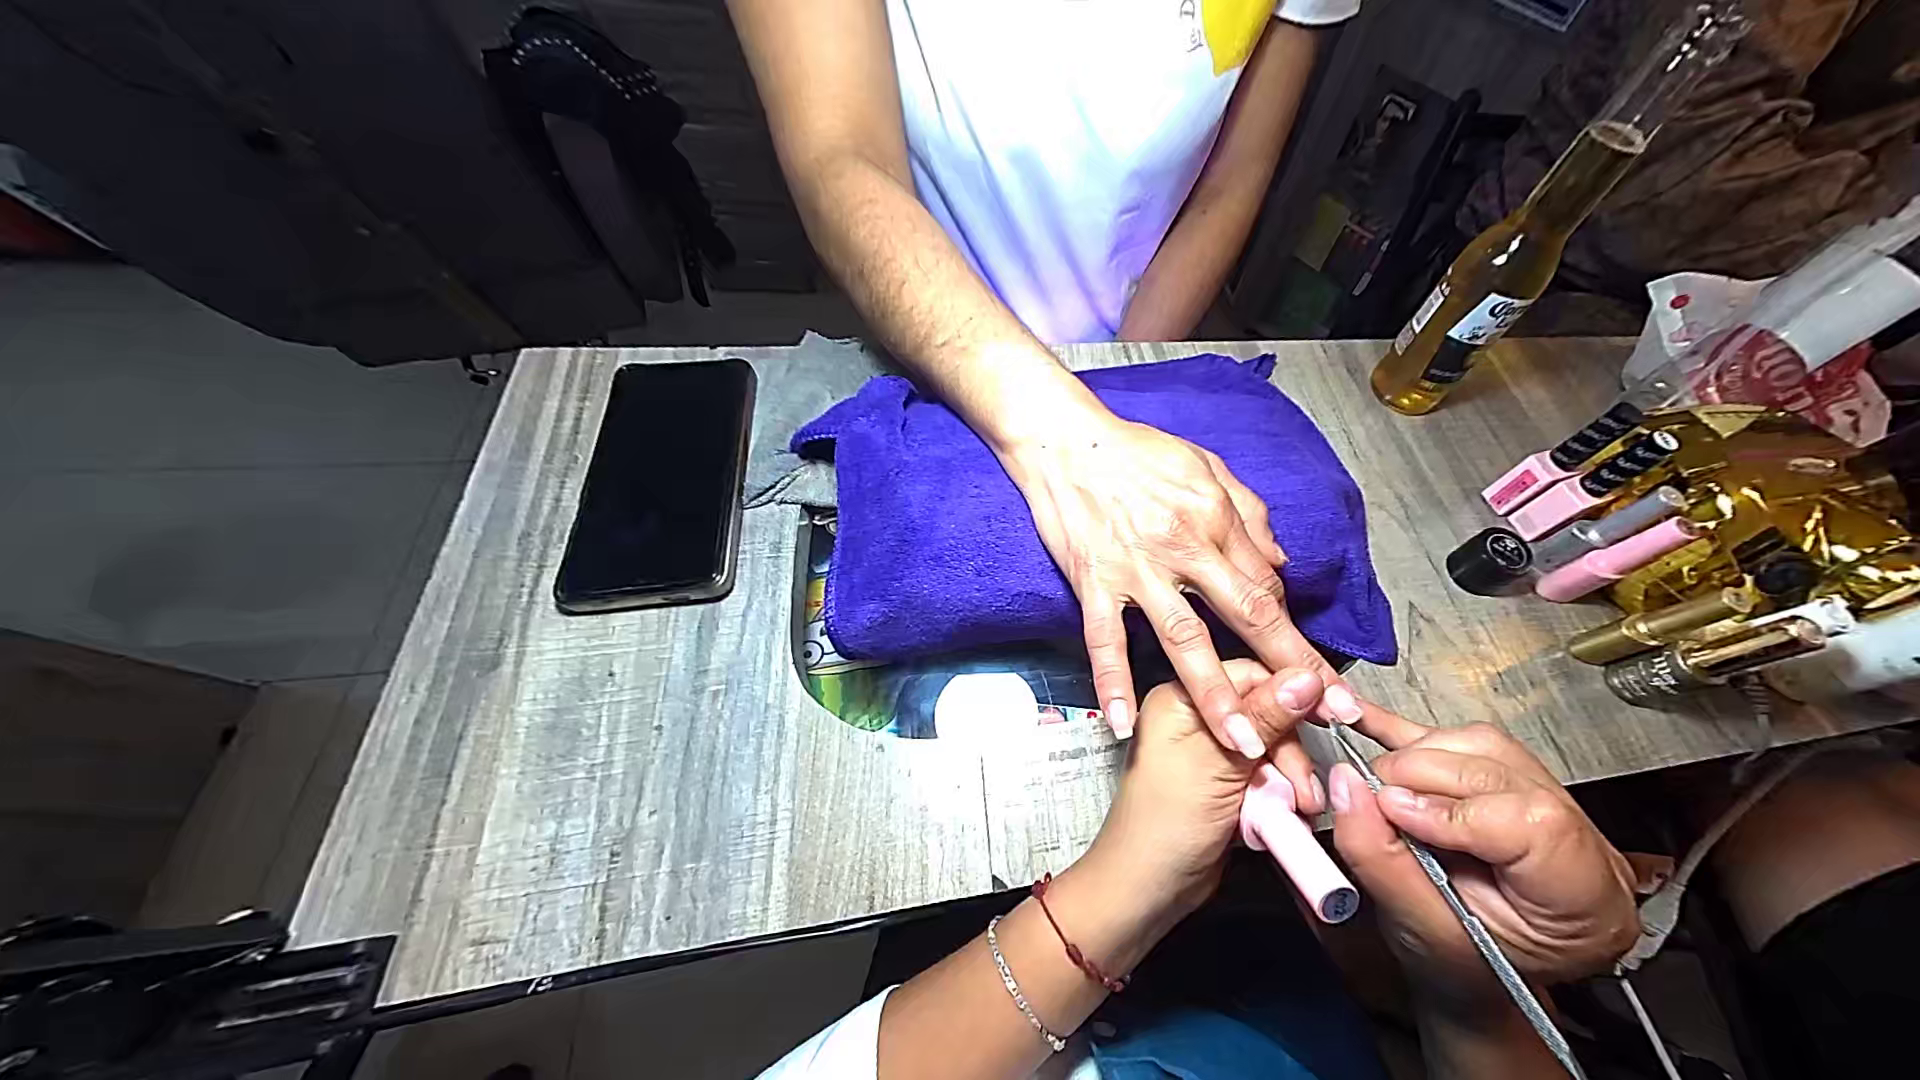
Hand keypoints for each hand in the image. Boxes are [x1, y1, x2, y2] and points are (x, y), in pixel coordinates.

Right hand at [999, 407, 1362, 755]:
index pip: (1265, 585)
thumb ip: (1247, 511)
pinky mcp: (1092, 581)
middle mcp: (1183, 548)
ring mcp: (1135, 569)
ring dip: (1215, 693)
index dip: (1293, 633)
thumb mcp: (1203, 465)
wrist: (1064, 440)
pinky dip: (1112, 681)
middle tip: (1326, 720)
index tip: (1316, 674)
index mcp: (1214, 518)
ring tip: (1244, 744)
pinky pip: (1104, 638)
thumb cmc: (1133, 450)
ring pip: (1182, 637)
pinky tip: (1120, 722)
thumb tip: (1279, 559)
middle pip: (1246, 616)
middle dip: (1290, 671)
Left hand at [1085, 661, 1326, 919]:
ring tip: (1297, 809)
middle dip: (1291, 750)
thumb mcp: (1219, 762)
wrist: (1151, 883)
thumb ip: (1265, 718)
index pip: (1248, 675)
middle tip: (1303, 787)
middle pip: (1266, 712)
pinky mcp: (1224, 779)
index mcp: (1181, 697)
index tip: (1333, 713)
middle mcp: (1194, 716)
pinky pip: (1265, 774)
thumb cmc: (1166, 819)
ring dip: (1290, 777)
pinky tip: (1286, 815)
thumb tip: (1305, 676)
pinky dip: (1279, 793)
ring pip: (1271, 747)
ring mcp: (1209, 749)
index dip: (1292, 693)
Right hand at [1329, 707, 1639, 1001]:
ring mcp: (1544, 798)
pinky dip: (1400, 727)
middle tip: (1373, 801)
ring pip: (1475, 743)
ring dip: (1411, 755)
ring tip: (1381, 789)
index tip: (1394, 813)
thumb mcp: (1417, 927)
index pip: (1532, 821)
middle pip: (1496, 769)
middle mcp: (1577, 840)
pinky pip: (1453, 736)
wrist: (1471, 967)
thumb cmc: (1459, 963)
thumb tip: (1346, 785)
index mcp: (1584, 899)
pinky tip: (1363, 718)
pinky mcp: (1501, 773)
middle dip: (1416, 776)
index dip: (1451, 809)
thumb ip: (1379, 856)